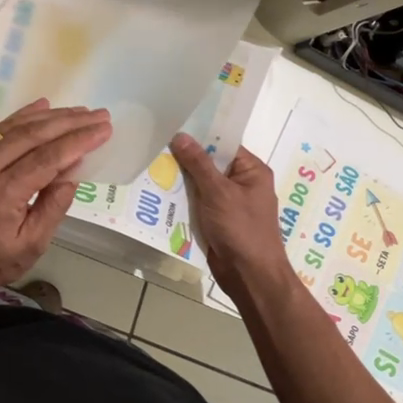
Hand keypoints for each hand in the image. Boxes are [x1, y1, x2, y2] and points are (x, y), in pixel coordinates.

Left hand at [0, 100, 112, 298]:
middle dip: (69, 123)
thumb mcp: (33, 244)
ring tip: (80, 111)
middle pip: (31, 136)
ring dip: (49, 117)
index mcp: (1, 196)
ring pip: (14, 128)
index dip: (77, 141)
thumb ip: (54, 205)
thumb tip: (75, 167)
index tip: (104, 129)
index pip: (46, 159)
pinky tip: (44, 107)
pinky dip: (22, 116)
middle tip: (98, 115)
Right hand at [171, 133, 287, 293]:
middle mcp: (241, 184)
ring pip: (199, 184)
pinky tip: (158, 192)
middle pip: (209, 163)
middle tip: (155, 145)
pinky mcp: (215, 220)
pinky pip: (195, 203)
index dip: (200, 136)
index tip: (172, 127)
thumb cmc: (241, 229)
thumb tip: (181, 135)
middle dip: (184, 159)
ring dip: (179, 180)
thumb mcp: (218, 192)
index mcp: (251, 171)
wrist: (250, 276)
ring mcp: (228, 203)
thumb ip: (199, 163)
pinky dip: (180, 199)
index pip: (223, 144)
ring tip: (150, 166)